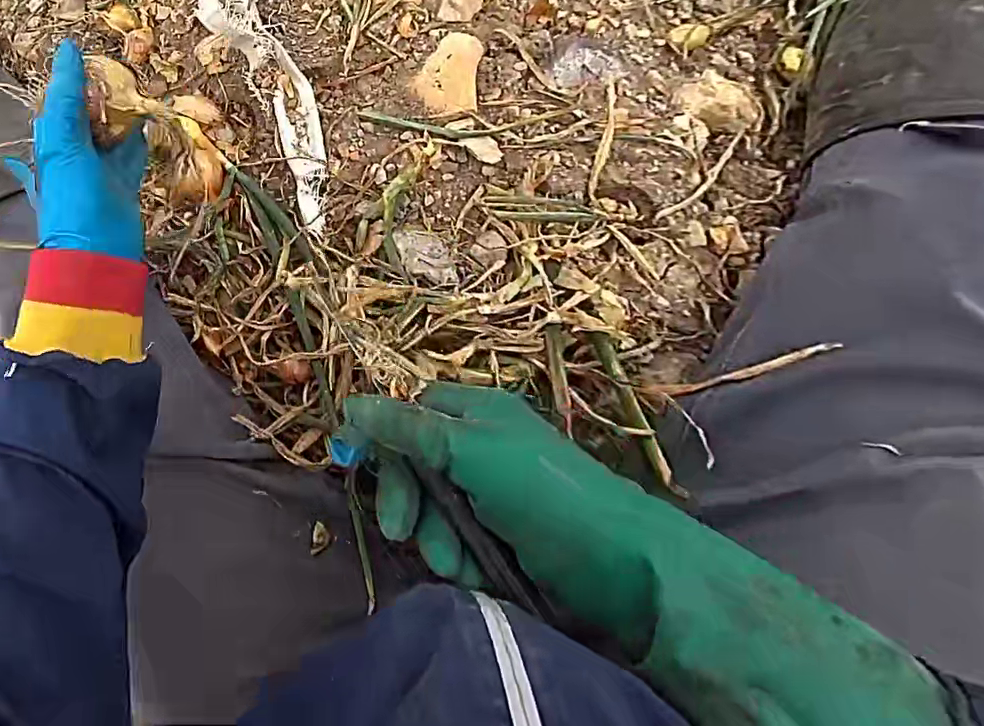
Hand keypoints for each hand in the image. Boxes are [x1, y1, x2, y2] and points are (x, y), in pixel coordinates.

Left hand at [4, 40, 148, 260]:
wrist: (96, 252)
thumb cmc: (72, 196)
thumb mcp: (62, 142)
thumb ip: (66, 97)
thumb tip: (68, 49)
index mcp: (52, 139)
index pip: (64, 97)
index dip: (80, 78)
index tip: (101, 57)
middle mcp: (74, 149)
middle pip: (91, 110)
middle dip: (108, 92)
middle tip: (129, 72)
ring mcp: (100, 164)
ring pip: (114, 126)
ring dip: (127, 111)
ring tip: (143, 89)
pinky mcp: (124, 178)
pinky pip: (134, 148)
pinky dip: (142, 135)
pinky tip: (152, 119)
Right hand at [337, 383, 952, 724]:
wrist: (637, 580)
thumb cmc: (546, 497)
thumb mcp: (467, 451)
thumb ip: (403, 427)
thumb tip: (348, 403)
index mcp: (471, 410)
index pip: (400, 414)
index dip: (372, 436)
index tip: (345, 462)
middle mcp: (474, 445)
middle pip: (408, 463)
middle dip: (403, 500)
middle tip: (399, 531)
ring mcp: (487, 492)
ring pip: (427, 507)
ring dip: (430, 537)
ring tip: (453, 563)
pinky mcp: (498, 535)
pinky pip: (452, 539)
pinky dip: (456, 558)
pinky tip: (473, 573)